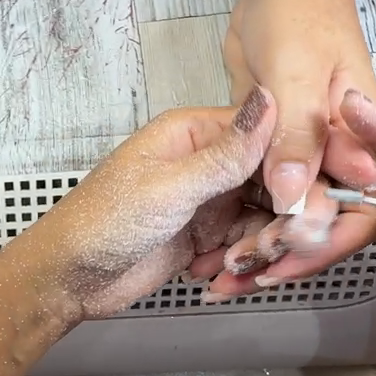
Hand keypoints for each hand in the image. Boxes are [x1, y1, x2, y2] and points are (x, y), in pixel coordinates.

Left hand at [1, 87, 276, 320]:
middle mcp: (207, 162)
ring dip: (259, 246)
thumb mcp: (169, 186)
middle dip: (282, 219)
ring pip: (265, 218)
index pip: (270, 137)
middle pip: (275, 182)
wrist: (69, 279)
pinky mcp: (204, 236)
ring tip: (232, 265)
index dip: (296, 171)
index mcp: (194, 133)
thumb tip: (268, 96)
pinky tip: (214, 275)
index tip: (306, 203)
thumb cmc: (101, 223)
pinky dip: (239, 264)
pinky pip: (245, 245)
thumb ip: (225, 153)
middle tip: (274, 246)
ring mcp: (207, 201)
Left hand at [217, 0, 375, 289]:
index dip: (325, 239)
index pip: (359, 204)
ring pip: (278, 218)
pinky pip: (251, 207)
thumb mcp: (289, 77)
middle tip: (237, 269)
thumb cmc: (297, 13)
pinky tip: (205, 256)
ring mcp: (290, 155)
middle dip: (280, 251)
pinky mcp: (260, 158)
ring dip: (252, 249)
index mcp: (351, 136)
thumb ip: (289, 136)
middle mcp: (325, 150)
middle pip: (313, 219)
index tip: (283, 257)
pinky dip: (232, 233)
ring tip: (216, 276)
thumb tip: (295, 195)